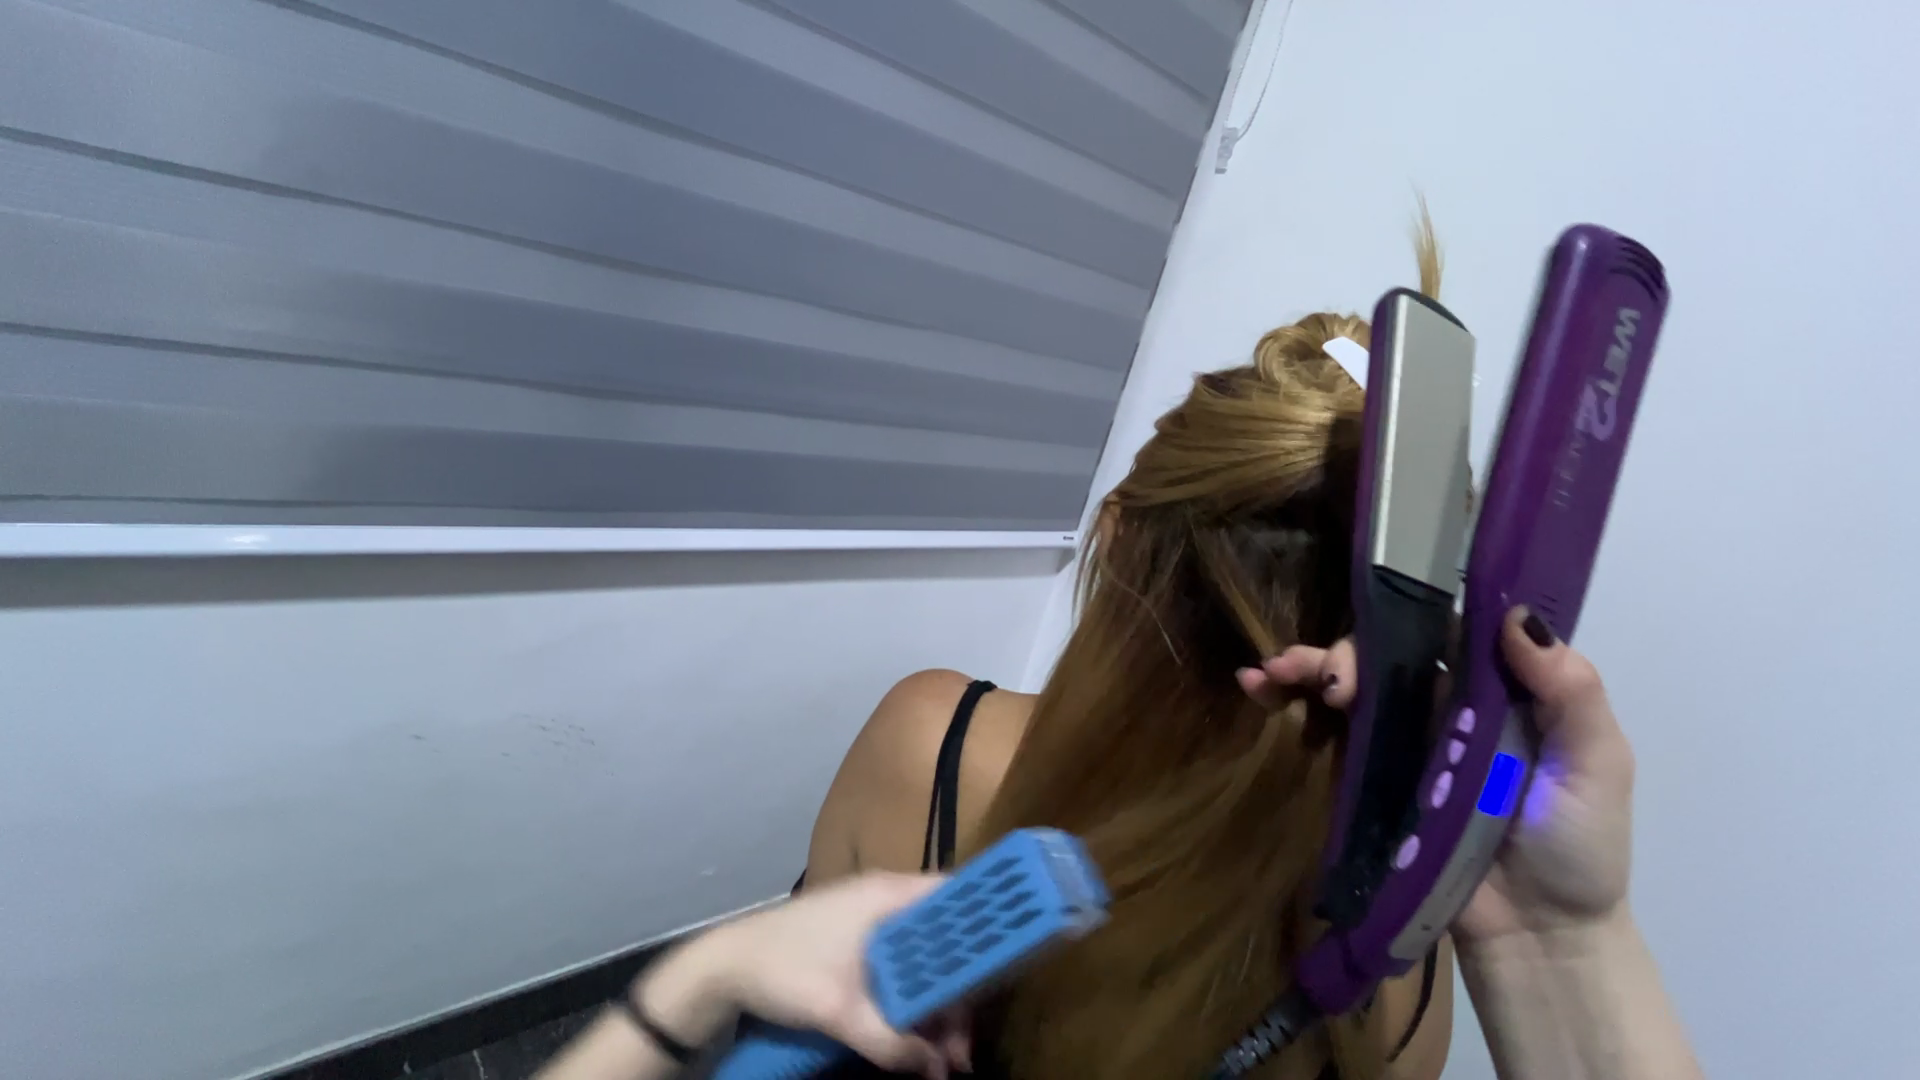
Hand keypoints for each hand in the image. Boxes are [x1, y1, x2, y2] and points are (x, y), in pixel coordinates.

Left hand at [649, 873, 971, 1077]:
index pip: (953, 894)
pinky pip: (899, 967)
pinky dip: (910, 1000)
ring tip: (942, 1058)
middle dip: (956, 992)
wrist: (726, 966)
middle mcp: (886, 900)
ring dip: (933, 1004)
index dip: (984, 924)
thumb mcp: (839, 1009)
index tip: (1006, 968)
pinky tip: (915, 1039)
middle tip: (963, 1045)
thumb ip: (890, 1040)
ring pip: (920, 957)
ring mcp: (869, 921)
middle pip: (941, 937)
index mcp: (889, 896)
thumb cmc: (786, 968)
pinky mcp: (855, 943)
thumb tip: (936, 1071)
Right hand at [1237, 607, 1634, 943]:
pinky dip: (1285, 699)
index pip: (1439, 631)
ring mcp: (1398, 737)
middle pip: (1380, 652)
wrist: (1533, 932)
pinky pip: (1323, 724)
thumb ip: (1570, 691)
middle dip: (1342, 652)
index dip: (1403, 620)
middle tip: (1331, 684)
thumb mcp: (1596, 764)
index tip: (1377, 635)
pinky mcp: (1366, 771)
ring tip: (1271, 673)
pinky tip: (1256, 687)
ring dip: (1304, 665)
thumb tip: (1514, 615)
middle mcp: (1440, 702)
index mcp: (1493, 689)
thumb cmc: (1577, 845)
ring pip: (1344, 680)